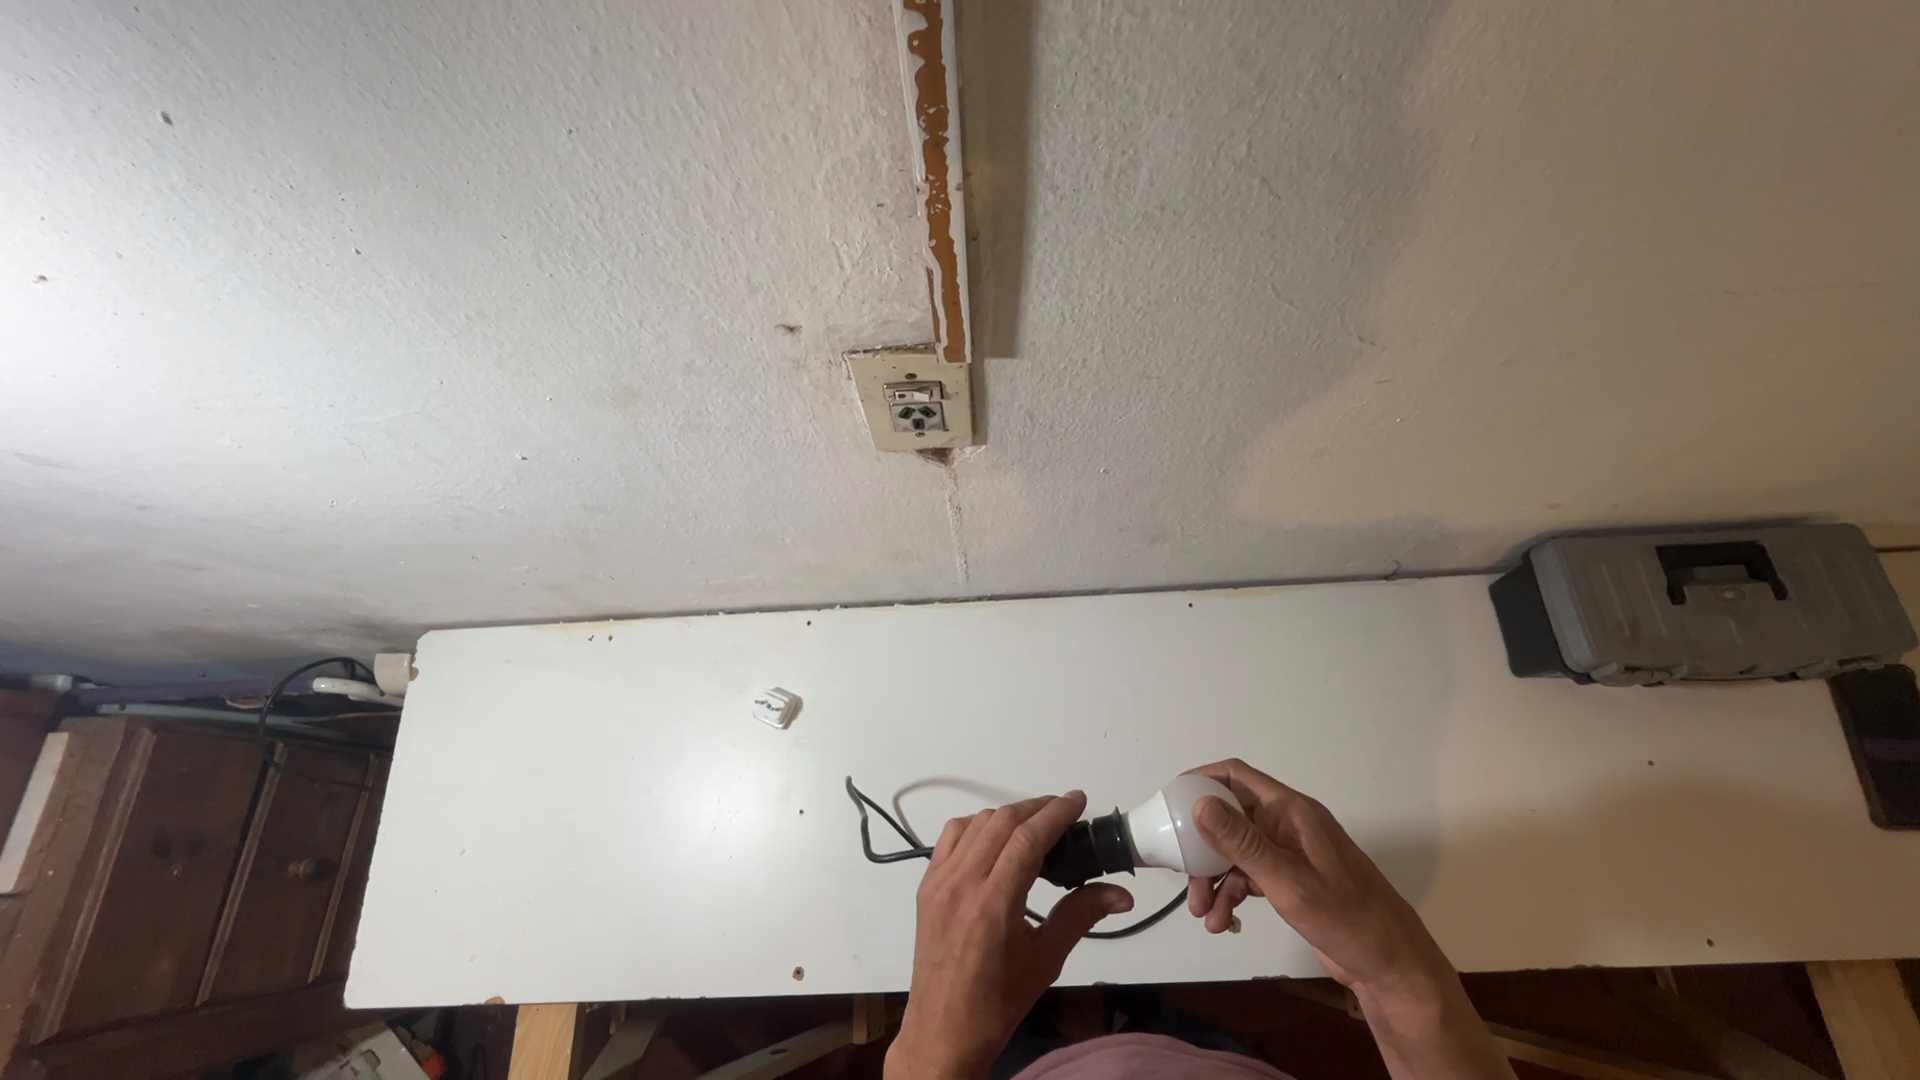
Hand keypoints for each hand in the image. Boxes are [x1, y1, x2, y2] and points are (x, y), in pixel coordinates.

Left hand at [887, 792, 1134, 1079]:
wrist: (944, 1030)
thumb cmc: (1000, 1001)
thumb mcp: (1046, 960)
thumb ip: (1081, 915)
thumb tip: (1121, 893)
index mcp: (994, 904)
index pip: (1027, 838)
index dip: (1056, 813)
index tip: (1078, 800)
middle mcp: (962, 883)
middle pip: (1001, 822)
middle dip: (1036, 808)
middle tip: (1064, 812)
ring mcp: (938, 880)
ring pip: (975, 823)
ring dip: (1008, 815)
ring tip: (1035, 825)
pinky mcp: (926, 884)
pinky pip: (951, 837)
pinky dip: (976, 826)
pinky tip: (995, 839)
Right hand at [1183, 759, 1452, 999]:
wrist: (1392, 968)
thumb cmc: (1347, 918)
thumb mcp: (1288, 881)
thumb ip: (1242, 842)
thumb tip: (1200, 804)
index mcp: (1291, 812)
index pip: (1237, 776)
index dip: (1201, 781)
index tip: (1171, 802)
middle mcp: (1287, 824)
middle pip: (1230, 817)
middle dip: (1201, 845)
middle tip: (1182, 873)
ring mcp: (1289, 852)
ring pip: (1235, 850)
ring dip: (1213, 877)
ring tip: (1203, 913)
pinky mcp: (1290, 879)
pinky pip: (1248, 875)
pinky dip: (1231, 894)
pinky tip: (1223, 921)